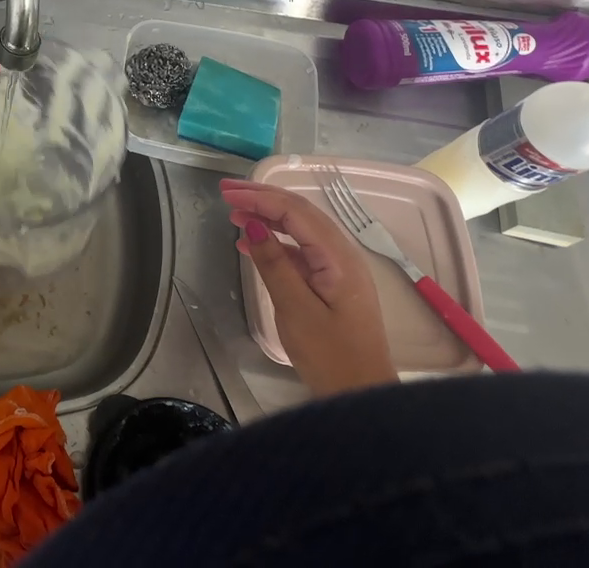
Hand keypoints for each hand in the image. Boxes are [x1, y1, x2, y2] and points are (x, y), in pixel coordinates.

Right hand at [222, 178, 397, 397]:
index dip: (260, 198)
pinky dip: (275, 241)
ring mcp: (339, 270)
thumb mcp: (295, 309)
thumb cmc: (329, 356)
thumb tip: (251, 225)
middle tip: (227, 192)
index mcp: (338, 257)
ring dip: (267, 217)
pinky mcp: (333, 284)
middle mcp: (343, 255)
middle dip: (263, 198)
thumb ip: (274, 264)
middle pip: (300, 214)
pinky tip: (251, 244)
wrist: (362, 396)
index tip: (227, 194)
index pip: (295, 213)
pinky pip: (301, 250)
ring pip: (300, 230)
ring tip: (233, 214)